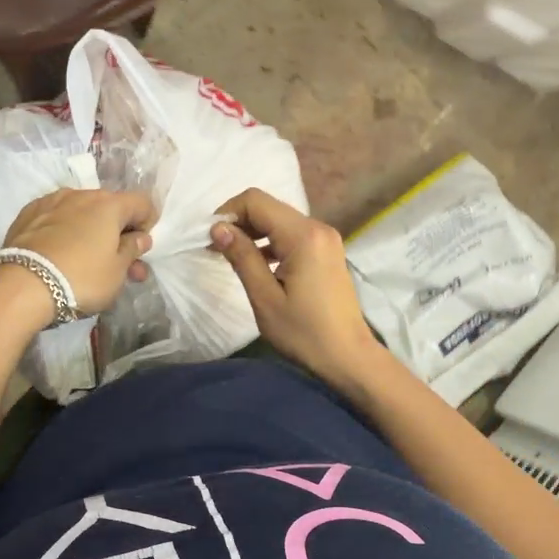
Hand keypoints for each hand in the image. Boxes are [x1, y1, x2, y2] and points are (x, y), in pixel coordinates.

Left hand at [0, 189, 157, 315]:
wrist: (21, 286)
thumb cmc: (80, 279)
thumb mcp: (116, 272)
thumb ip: (132, 250)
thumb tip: (140, 236)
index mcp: (109, 205)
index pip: (142, 203)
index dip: (148, 225)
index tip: (140, 251)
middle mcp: (80, 194)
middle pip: (110, 209)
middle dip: (119, 234)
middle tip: (120, 267)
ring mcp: (50, 201)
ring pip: (82, 213)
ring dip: (91, 233)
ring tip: (87, 261)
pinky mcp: (27, 214)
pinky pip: (56, 219)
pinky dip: (65, 232)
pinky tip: (60, 254)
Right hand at [210, 188, 391, 393]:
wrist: (347, 357)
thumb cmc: (304, 332)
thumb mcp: (265, 297)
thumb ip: (242, 258)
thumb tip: (218, 229)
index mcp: (303, 236)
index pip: (256, 201)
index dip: (227, 213)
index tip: (210, 240)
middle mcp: (317, 228)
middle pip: (268, 208)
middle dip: (238, 223)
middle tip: (215, 250)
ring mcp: (325, 239)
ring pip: (279, 221)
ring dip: (253, 233)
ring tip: (232, 259)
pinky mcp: (327, 252)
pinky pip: (292, 236)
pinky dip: (270, 243)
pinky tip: (257, 266)